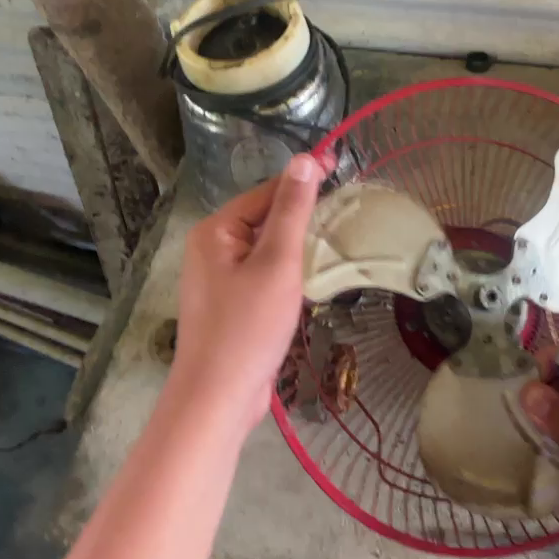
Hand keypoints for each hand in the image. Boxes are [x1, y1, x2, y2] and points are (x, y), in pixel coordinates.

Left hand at [172, 154, 323, 437]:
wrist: (218, 398)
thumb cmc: (247, 327)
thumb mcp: (277, 263)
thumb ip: (292, 210)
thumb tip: (304, 160)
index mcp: (216, 231)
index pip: (266, 192)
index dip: (303, 179)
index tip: (339, 166)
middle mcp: (211, 248)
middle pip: (265, 217)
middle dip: (302, 212)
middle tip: (346, 205)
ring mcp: (218, 279)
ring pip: (266, 247)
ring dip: (298, 242)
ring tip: (337, 237)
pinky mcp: (230, 305)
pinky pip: (263, 273)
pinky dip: (288, 270)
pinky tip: (312, 277)